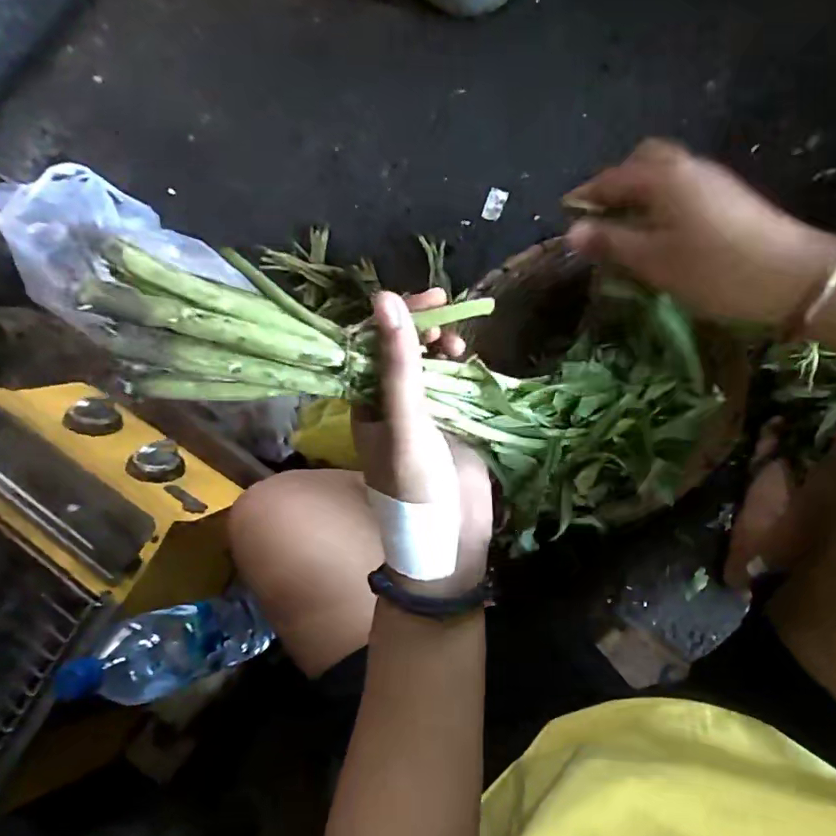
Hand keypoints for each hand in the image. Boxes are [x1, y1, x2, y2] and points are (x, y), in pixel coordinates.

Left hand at [352, 292, 492, 595]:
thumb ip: (399, 364)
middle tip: (447, 313)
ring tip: (457, 345)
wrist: (450, 537)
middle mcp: (391, 403)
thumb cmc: (417, 485)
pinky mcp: (452, 424)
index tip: (427, 298)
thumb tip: (386, 298)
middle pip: (401, 351)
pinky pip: (453, 386)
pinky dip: (460, 370)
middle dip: (420, 328)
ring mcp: (423, 413)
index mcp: (366, 402)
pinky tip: (469, 362)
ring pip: (428, 366)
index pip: (372, 345)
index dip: (394, 317)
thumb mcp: (406, 422)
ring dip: (440, 348)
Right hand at [563, 139, 835, 326]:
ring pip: (666, 174)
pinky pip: (684, 189)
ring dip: (642, 193)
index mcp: (662, 176)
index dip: (586, 197)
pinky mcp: (730, 198)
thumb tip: (573, 231)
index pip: (611, 178)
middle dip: (617, 184)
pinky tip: (664, 233)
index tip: (567, 215)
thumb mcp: (656, 262)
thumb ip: (613, 243)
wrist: (792, 277)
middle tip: (602, 217)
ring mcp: (712, 179)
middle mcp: (686, 166)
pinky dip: (664, 202)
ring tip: (630, 229)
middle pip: (642, 162)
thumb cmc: (715, 271)